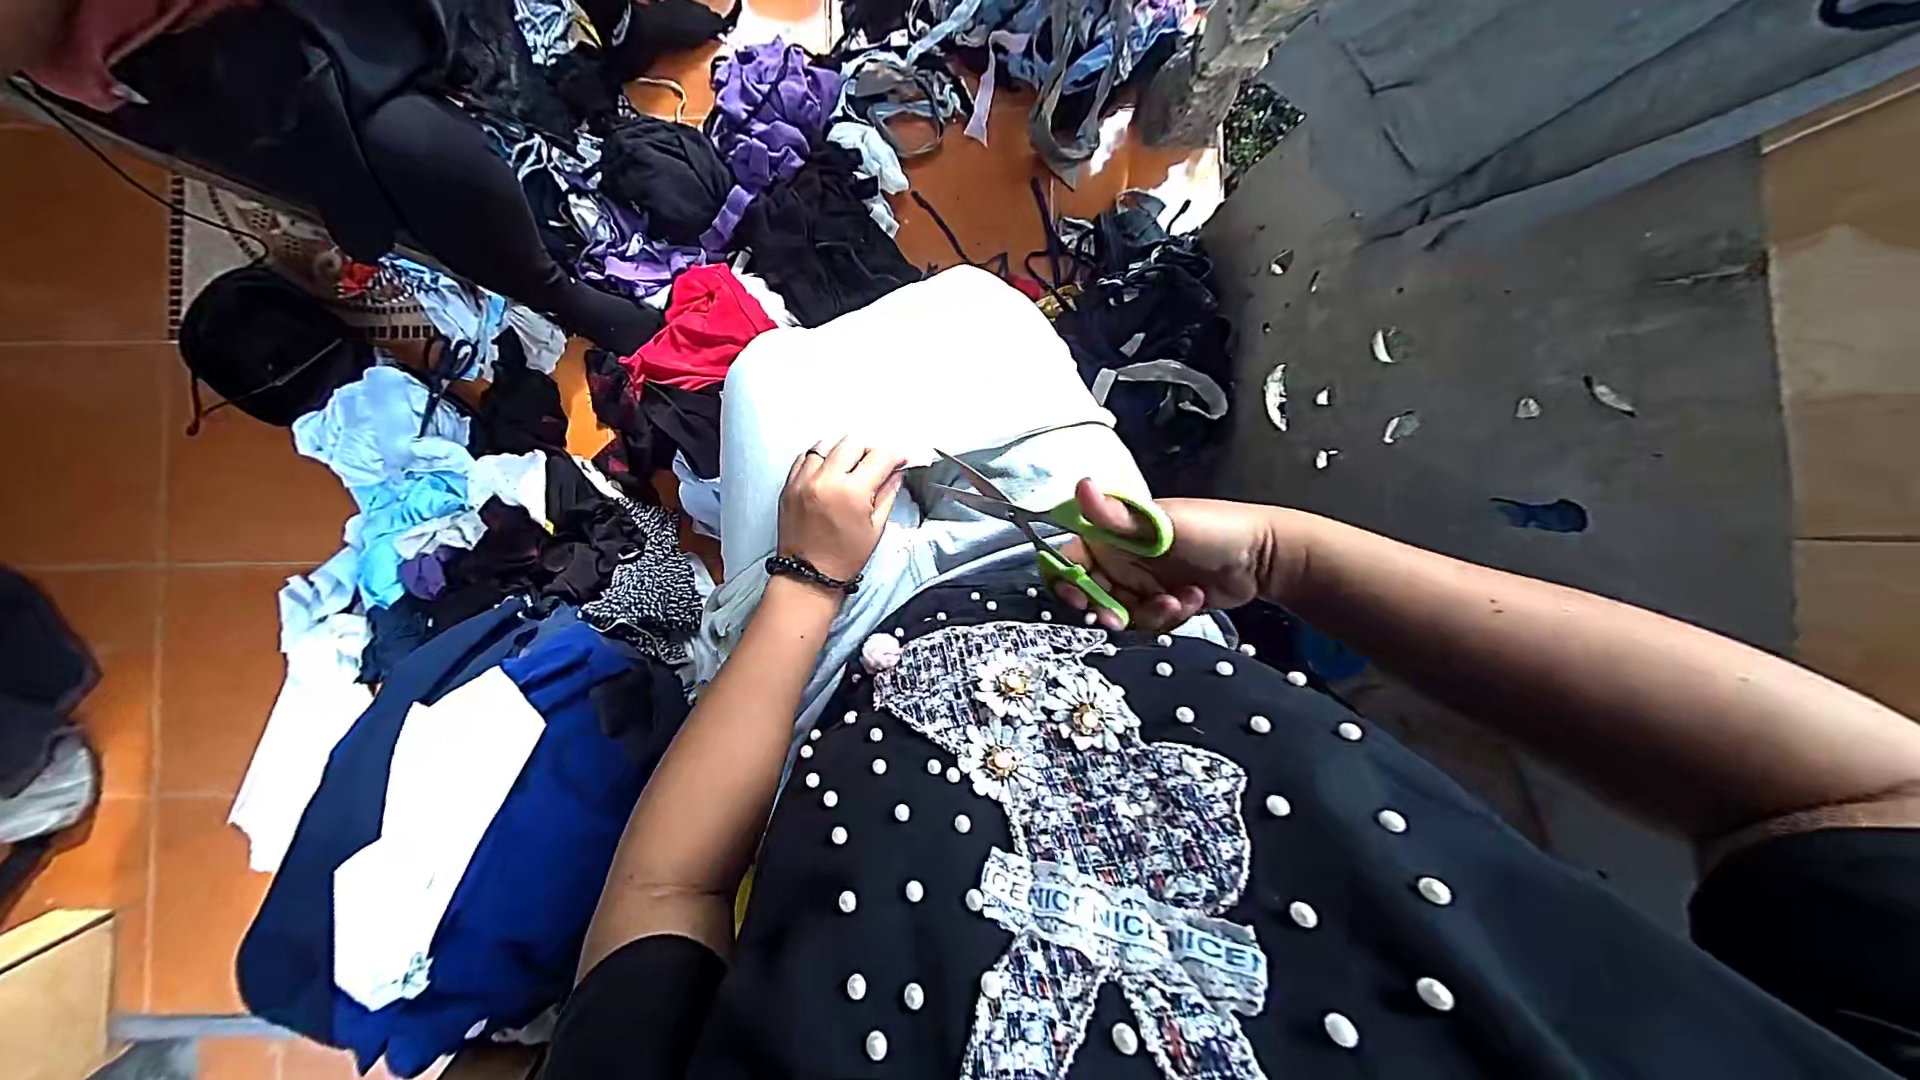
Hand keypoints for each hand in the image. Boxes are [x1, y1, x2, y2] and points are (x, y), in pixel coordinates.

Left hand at [777, 438, 907, 582]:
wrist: (809, 574)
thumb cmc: (844, 557)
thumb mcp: (875, 528)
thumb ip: (887, 494)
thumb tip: (896, 473)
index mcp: (851, 492)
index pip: (880, 456)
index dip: (896, 455)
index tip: (901, 459)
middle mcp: (825, 480)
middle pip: (853, 443)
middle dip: (870, 449)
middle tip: (876, 463)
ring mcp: (803, 480)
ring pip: (826, 444)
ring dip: (843, 450)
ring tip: (851, 464)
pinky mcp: (789, 485)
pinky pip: (805, 457)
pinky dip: (820, 457)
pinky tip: (829, 469)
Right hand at [1054, 479, 1303, 631]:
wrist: (1265, 558)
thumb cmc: (1215, 529)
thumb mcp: (1163, 523)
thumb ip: (1117, 515)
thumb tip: (1082, 486)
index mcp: (1114, 532)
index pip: (1072, 556)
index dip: (1066, 579)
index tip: (1080, 598)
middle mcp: (1121, 556)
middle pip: (1091, 591)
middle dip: (1105, 607)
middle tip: (1119, 618)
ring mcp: (1141, 580)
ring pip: (1120, 610)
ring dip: (1146, 612)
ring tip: (1176, 601)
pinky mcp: (1160, 601)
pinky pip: (1148, 619)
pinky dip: (1169, 615)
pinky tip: (1193, 599)